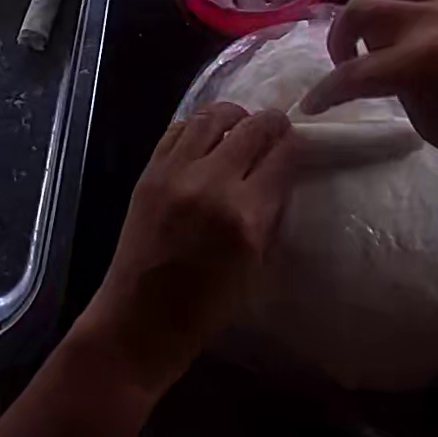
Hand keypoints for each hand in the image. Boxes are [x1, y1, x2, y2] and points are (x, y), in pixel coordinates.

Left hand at [73, 103, 296, 393]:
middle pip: (255, 126)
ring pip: (215, 115)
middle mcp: (213, 184)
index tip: (298, 143)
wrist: (139, 321)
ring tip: (240, 125)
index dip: (296, 143)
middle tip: (276, 128)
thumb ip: (271, 211)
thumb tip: (282, 171)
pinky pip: (179, 128)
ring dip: (235, 115)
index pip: (284, 155)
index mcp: (246, 216)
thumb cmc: (206, 306)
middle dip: (273, 122)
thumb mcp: (256, 262)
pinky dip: (198, 127)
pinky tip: (206, 139)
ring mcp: (177, 173)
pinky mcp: (150, 171)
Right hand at [300, 0, 437, 181]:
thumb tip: (376, 72)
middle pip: (361, 11)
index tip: (309, 106)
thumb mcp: (432, 125)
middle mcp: (432, 19)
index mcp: (424, 58)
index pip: (356, 72)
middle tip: (342, 69)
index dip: (326, 92)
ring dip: (367, 11)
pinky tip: (404, 27)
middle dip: (339, 41)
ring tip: (370, 41)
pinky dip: (400, 1)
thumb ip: (396, 90)